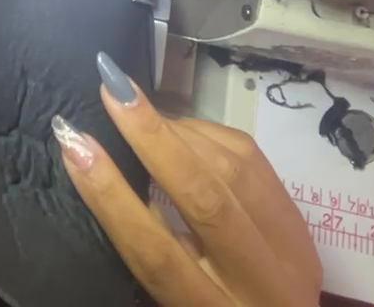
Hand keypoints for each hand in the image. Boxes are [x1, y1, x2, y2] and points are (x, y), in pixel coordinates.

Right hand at [55, 56, 320, 305]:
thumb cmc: (200, 303)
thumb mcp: (168, 297)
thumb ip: (143, 242)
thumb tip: (93, 157)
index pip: (157, 254)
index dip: (111, 196)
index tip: (74, 142)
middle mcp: (263, 288)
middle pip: (206, 202)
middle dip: (152, 137)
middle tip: (110, 88)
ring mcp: (291, 251)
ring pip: (232, 171)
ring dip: (177, 129)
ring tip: (135, 107)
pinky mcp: (300, 220)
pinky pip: (250, 158)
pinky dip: (206, 133)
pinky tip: (177, 127)